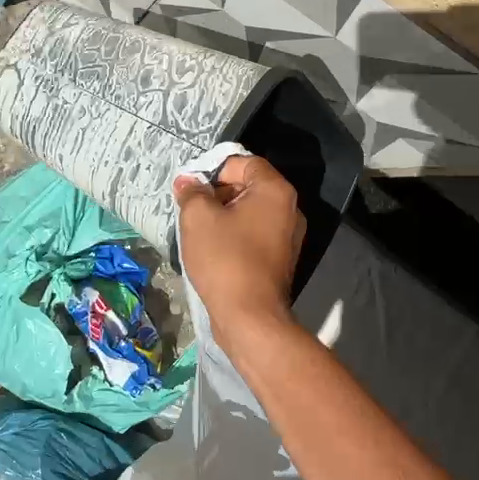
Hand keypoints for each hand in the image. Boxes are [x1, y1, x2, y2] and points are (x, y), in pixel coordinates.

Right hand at [172, 154, 304, 351]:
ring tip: (200, 232)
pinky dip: (234, 236)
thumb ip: (192, 192)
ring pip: (249, 212)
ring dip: (223, 216)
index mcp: (275, 191)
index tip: (193, 188)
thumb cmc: (225, 258)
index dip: (215, 169)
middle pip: (248, 186)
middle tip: (193, 210)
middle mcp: (289, 209)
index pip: (244, 162)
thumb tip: (188, 182)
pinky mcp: (280, 259)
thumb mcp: (197, 217)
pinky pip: (254, 234)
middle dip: (217, 193)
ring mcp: (287, 237)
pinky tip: (214, 250)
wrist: (249, 317)